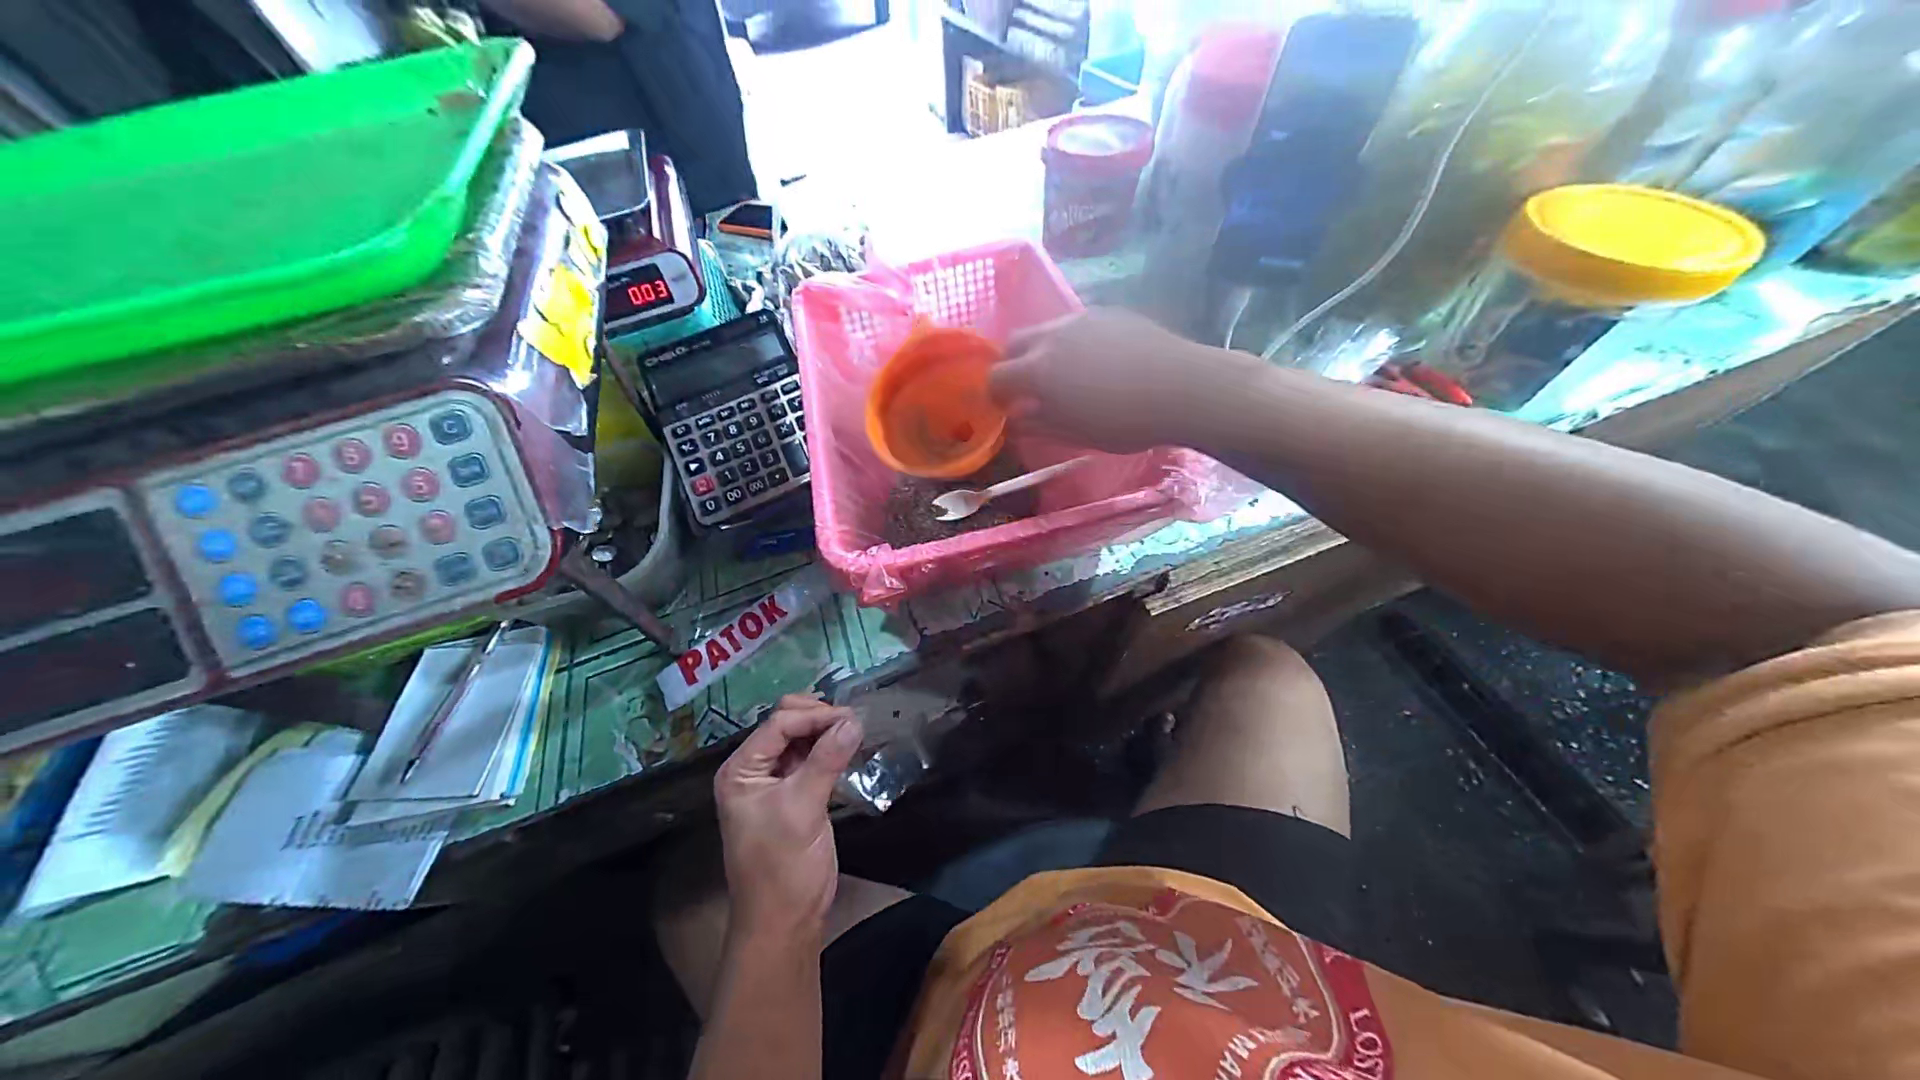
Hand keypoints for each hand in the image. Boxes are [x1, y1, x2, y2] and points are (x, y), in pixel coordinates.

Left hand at [713, 694, 863, 940]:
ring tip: (857, 732)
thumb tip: (854, 721)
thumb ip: (826, 761)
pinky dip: (831, 750)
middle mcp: (754, 769)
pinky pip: (813, 759)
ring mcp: (775, 782)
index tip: (852, 718)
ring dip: (827, 732)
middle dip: (819, 719)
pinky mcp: (796, 794)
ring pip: (802, 739)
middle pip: (787, 724)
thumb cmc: (782, 867)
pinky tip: (851, 748)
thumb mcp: (802, 809)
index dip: (815, 716)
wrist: (784, 921)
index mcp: (741, 770)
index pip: (779, 724)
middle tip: (853, 724)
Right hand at [990, 308, 1266, 453]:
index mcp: (1037, 370)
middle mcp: (1052, 336)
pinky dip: (1070, 341)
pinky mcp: (1109, 312)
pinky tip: (1096, 361)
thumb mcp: (1076, 433)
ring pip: (1045, 329)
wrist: (1183, 387)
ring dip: (1041, 350)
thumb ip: (1038, 425)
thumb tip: (1016, 420)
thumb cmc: (1124, 421)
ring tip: (1063, 373)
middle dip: (1012, 364)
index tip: (1006, 409)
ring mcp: (1081, 319)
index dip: (995, 394)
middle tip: (1028, 388)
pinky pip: (1075, 324)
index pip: (996, 376)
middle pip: (1014, 343)